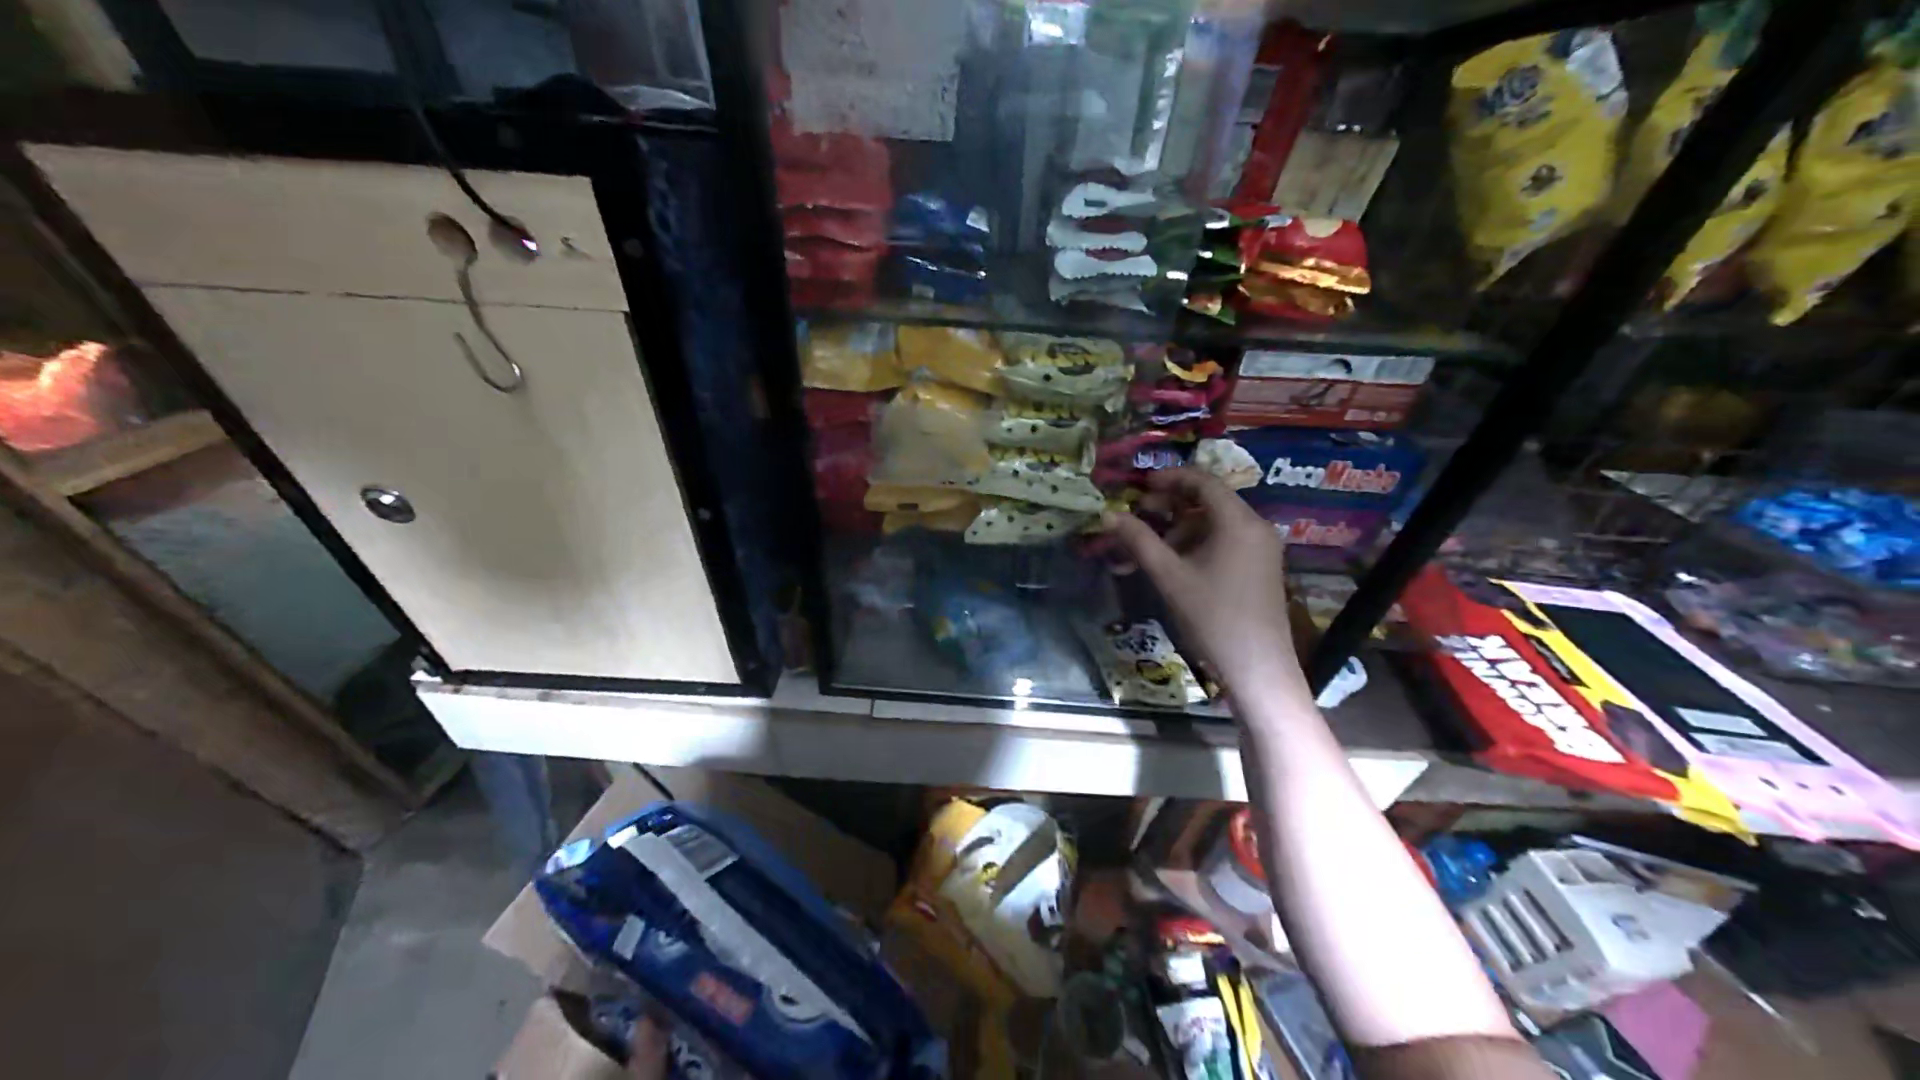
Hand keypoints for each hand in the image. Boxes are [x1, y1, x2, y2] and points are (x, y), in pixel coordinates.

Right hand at [1106, 468, 1310, 703]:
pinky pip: (1224, 543)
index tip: (1139, 487)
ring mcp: (1260, 549)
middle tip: (1137, 517)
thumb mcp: (1169, 576)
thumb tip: (1108, 515)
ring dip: (1177, 531)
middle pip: (1208, 502)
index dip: (1169, 479)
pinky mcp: (1259, 568)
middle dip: (1169, 507)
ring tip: (1146, 552)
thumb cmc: (1212, 616)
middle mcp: (1255, 527)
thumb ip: (1138, 540)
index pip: (1203, 482)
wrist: (1257, 667)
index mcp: (1238, 522)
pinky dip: (1194, 547)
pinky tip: (1170, 567)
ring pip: (1213, 525)